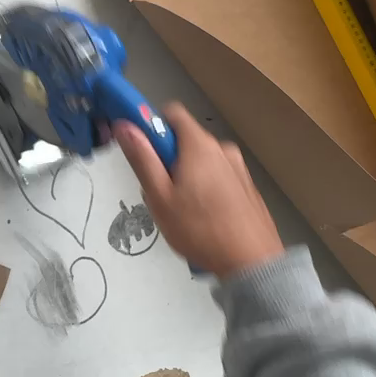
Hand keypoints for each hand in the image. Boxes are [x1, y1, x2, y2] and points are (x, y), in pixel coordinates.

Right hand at [114, 102, 282, 277]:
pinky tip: (203, 216)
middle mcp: (222, 148)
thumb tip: (124, 125)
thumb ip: (142, 158)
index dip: (151, 126)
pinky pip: (217, 174)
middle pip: (185, 139)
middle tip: (159, 192)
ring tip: (181, 209)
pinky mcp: (248, 185)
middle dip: (167, 158)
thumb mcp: (159, 196)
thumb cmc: (198, 228)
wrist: (251, 262)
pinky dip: (205, 186)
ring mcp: (239, 167)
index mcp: (199, 145)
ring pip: (201, 159)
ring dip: (186, 174)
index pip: (171, 113)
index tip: (141, 150)